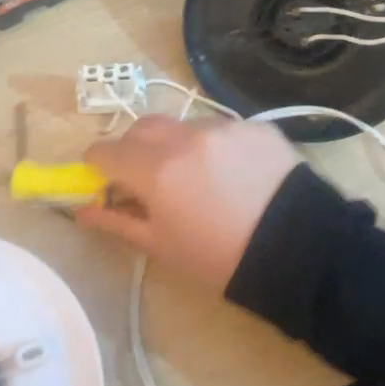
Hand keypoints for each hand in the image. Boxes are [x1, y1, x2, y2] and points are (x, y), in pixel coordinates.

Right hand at [77, 117, 300, 291]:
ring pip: (182, 126)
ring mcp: (222, 127)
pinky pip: (220, 130)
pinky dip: (214, 148)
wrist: (302, 251)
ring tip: (198, 179)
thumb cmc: (221, 258)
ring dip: (176, 146)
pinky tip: (234, 176)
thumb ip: (117, 221)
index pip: (105, 151)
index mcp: (155, 170)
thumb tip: (82, 210)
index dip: (97, 165)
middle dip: (133, 149)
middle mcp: (184, 138)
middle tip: (146, 178)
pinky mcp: (255, 127)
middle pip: (140, 128)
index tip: (104, 180)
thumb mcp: (163, 247)